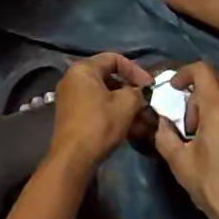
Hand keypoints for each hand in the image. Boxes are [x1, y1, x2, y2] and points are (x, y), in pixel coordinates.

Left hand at [48, 52, 152, 171]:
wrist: (72, 160)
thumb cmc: (100, 124)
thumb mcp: (127, 104)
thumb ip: (137, 91)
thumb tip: (138, 92)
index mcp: (83, 69)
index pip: (114, 58)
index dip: (135, 69)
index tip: (148, 85)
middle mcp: (72, 79)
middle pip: (107, 76)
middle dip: (129, 88)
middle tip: (144, 99)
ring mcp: (69, 98)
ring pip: (102, 94)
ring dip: (122, 102)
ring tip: (140, 116)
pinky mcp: (70, 116)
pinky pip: (95, 106)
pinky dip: (111, 111)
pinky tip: (128, 126)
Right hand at [155, 63, 218, 218]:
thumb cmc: (215, 188)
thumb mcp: (181, 165)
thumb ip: (165, 137)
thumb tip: (163, 123)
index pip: (202, 70)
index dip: (185, 73)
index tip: (174, 89)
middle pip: (215, 83)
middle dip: (196, 97)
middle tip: (188, 126)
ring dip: (212, 109)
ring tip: (204, 141)